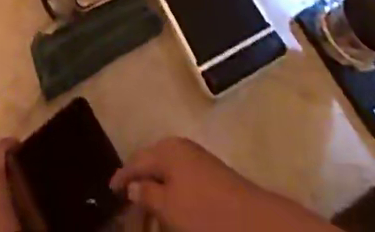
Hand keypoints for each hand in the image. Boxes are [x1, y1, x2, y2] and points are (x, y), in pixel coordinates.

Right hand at [110, 138, 337, 231]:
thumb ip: (147, 195)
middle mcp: (182, 150)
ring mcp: (201, 163)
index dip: (122, 177)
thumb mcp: (170, 208)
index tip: (110, 192)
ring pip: (169, 177)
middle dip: (140, 186)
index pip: (135, 161)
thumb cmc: (209, 215)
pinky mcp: (216, 179)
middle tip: (129, 207)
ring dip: (158, 195)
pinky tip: (174, 215)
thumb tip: (134, 186)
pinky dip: (175, 199)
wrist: (263, 226)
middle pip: (152, 166)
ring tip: (150, 216)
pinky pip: (185, 185)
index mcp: (167, 150)